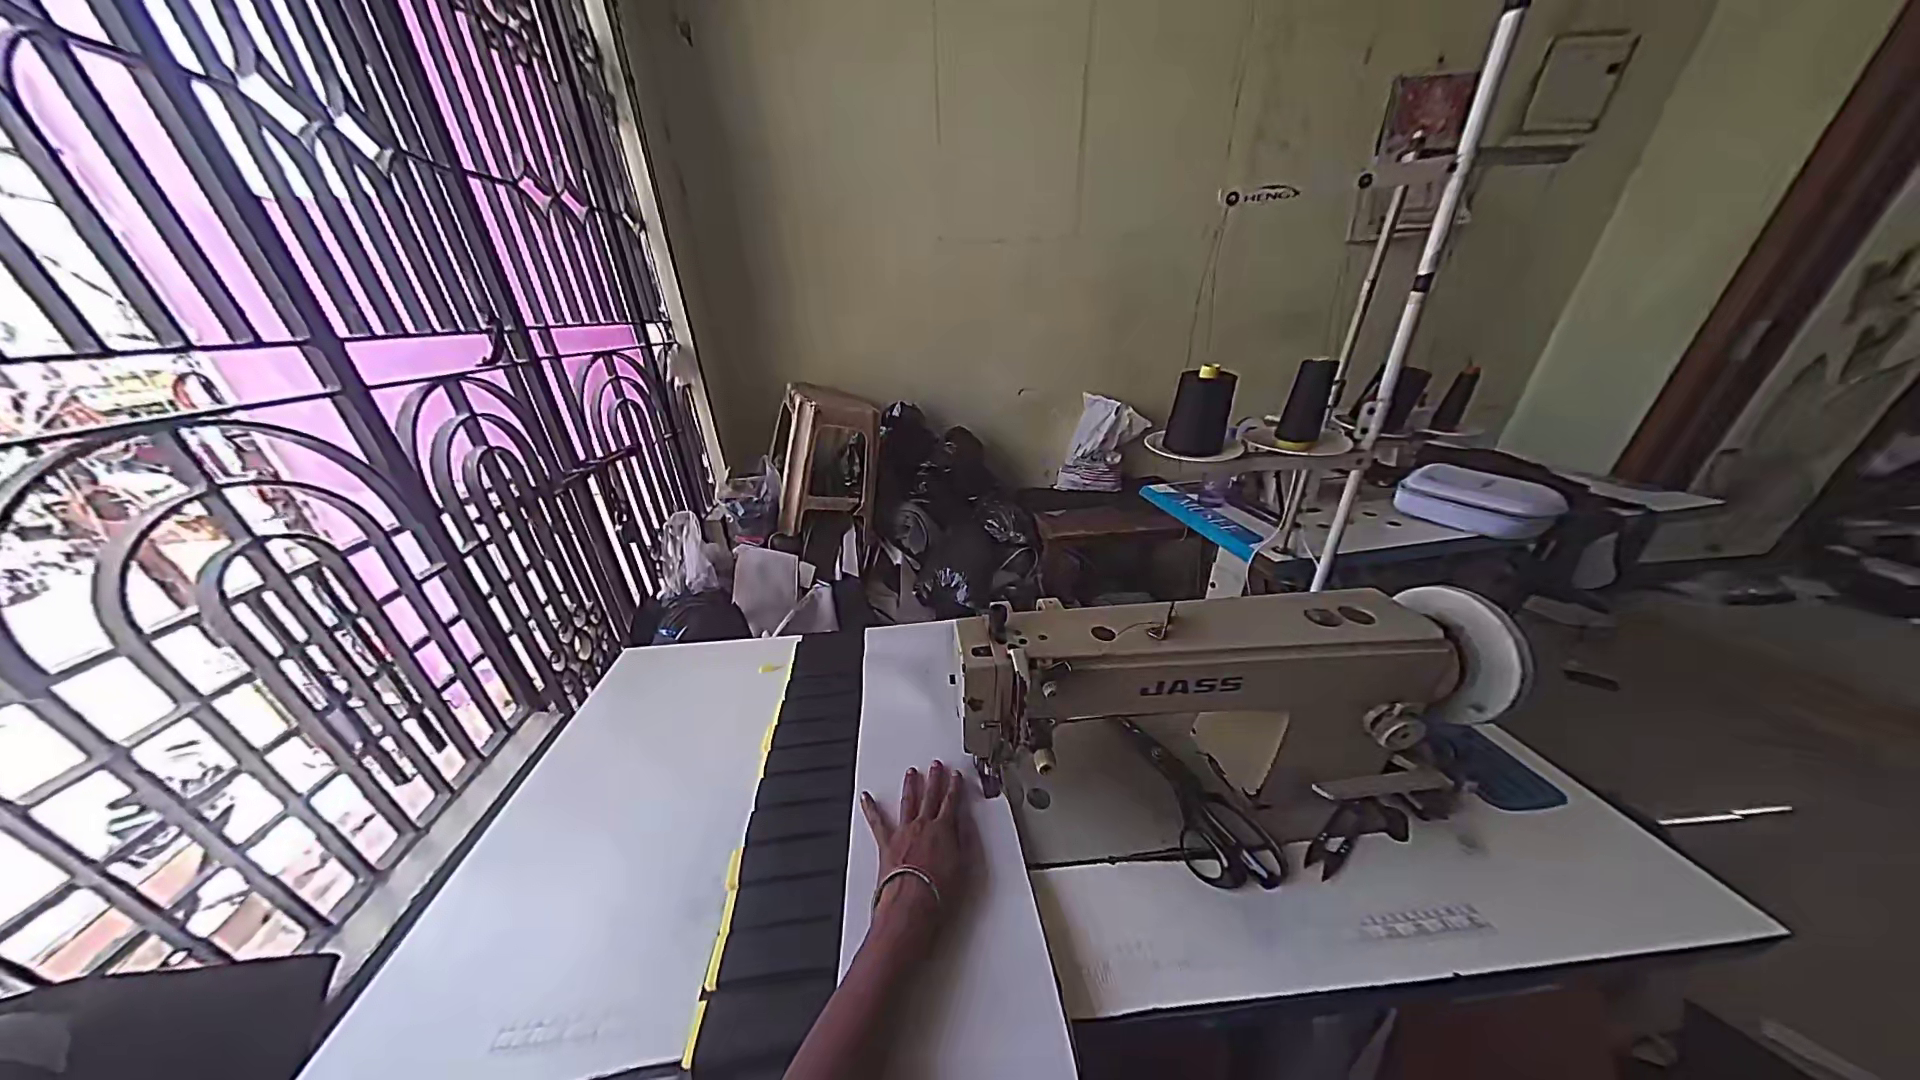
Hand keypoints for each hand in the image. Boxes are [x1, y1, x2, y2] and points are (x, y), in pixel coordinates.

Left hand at [859, 760, 974, 946]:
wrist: (911, 904)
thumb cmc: (938, 891)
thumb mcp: (965, 866)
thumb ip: (966, 841)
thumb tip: (967, 824)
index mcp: (944, 829)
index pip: (952, 802)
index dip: (955, 787)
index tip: (956, 776)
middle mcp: (923, 825)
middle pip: (930, 796)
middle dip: (934, 779)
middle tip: (936, 766)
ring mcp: (903, 832)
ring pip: (907, 803)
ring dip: (910, 786)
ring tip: (911, 773)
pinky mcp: (887, 844)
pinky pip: (877, 822)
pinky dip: (871, 809)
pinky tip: (867, 799)